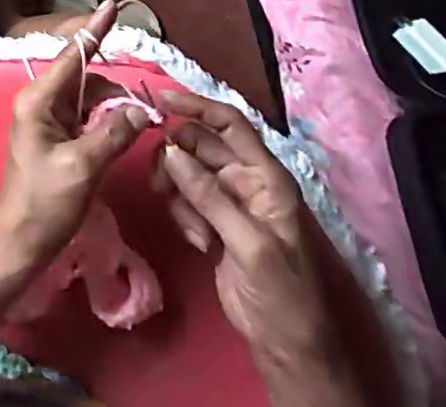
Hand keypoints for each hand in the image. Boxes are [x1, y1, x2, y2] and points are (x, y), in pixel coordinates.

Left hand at [0, 0, 150, 284]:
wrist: (18, 242)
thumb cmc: (44, 204)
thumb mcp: (83, 167)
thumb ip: (114, 133)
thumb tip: (141, 109)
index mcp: (38, 100)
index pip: (73, 56)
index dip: (95, 31)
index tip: (112, 5)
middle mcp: (40, 101)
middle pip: (85, 76)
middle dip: (115, 86)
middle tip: (144, 106)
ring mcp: (47, 118)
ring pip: (89, 97)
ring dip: (114, 106)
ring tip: (137, 125)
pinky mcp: (56, 136)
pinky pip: (86, 115)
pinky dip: (107, 119)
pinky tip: (123, 130)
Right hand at [153, 91, 360, 405]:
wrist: (286, 346)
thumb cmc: (283, 293)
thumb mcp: (249, 244)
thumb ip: (209, 196)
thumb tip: (170, 152)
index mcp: (265, 175)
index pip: (229, 123)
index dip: (196, 106)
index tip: (160, 99)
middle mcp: (245, 179)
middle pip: (199, 146)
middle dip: (176, 159)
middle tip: (159, 184)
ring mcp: (227, 200)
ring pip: (186, 171)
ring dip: (178, 192)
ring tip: (191, 228)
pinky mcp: (212, 221)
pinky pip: (184, 199)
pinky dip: (182, 214)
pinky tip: (198, 242)